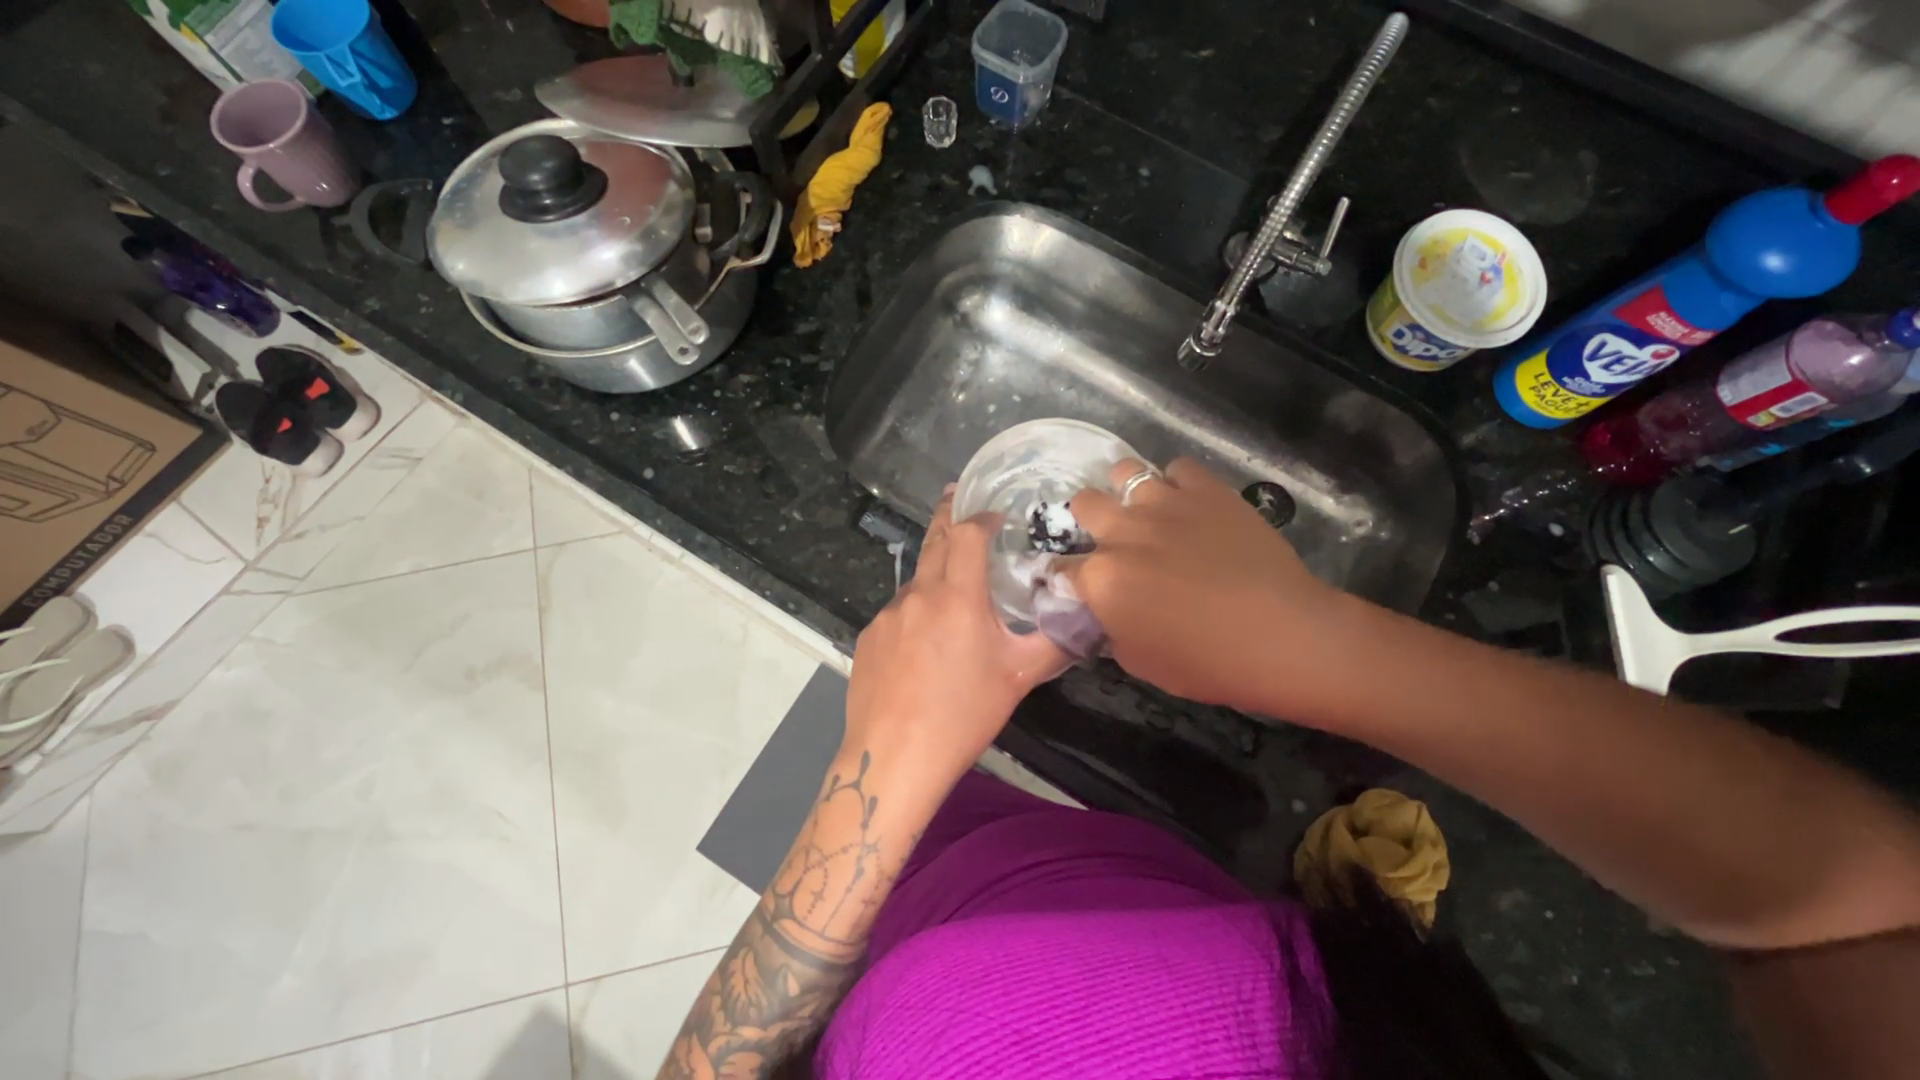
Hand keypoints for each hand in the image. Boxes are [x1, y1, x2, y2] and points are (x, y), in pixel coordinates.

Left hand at [844, 491, 1068, 793]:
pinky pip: (898, 613)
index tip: (996, 517)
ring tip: (954, 595)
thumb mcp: (1019, 677)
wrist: (893, 756)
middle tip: (960, 499)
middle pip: (934, 541)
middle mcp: (918, 594)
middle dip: (949, 518)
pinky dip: (916, 612)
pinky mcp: (868, 638)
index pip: (966, 532)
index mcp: (957, 595)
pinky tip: (925, 645)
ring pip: (916, 581)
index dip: (981, 517)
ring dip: (936, 575)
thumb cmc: (962, 715)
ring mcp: (886, 616)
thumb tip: (1088, 621)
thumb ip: (1056, 643)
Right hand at [1059, 458, 1350, 713]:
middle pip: (1084, 504)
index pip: (1060, 569)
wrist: (1282, 636)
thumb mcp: (1141, 662)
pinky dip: (1177, 483)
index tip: (1077, 584)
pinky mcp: (1207, 490)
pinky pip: (1178, 468)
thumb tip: (1107, 613)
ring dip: (1127, 491)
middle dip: (1090, 520)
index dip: (1065, 577)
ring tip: (1145, 509)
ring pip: (1124, 471)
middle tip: (1112, 540)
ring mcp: (1165, 503)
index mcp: (1101, 579)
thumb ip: (1112, 629)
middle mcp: (1123, 532)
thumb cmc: (1208, 663)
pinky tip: (1188, 503)